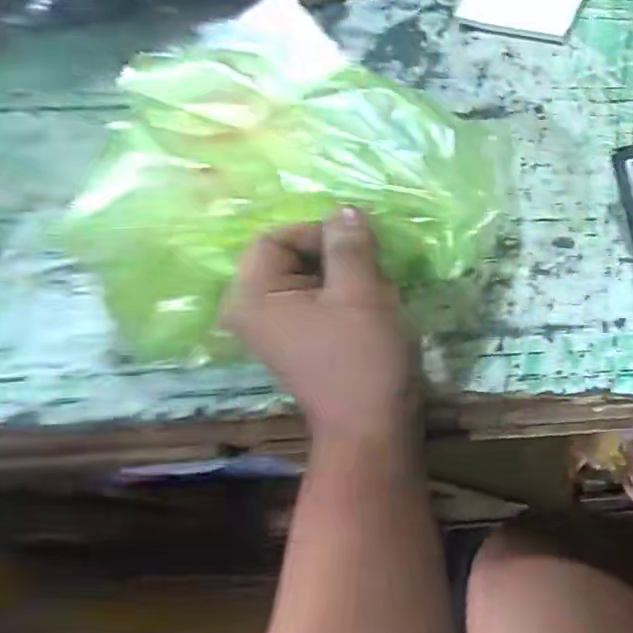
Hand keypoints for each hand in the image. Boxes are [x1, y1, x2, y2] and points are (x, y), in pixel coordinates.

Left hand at [224, 207, 419, 447]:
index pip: (275, 238)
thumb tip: (346, 210)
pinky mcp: (304, 340)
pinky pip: (320, 300)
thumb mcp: (361, 294)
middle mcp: (254, 309)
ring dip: (349, 276)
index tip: (364, 243)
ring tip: (379, 292)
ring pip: (312, 278)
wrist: (374, 422)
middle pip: (291, 257)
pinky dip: (349, 295)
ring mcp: (279, 328)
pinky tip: (376, 308)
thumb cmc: (362, 356)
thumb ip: (350, 248)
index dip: (319, 232)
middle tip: (376, 269)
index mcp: (253, 296)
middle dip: (338, 256)